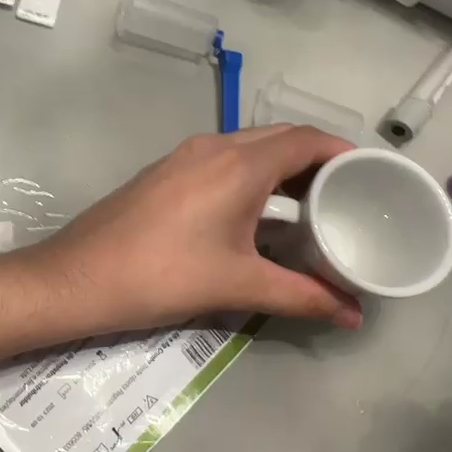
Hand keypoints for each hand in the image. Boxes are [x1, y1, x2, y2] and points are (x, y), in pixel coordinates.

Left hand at [22, 125, 361, 333]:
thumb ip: (302, 295)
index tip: (374, 176)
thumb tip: (353, 314)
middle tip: (348, 196)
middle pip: (279, 138)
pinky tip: (258, 213)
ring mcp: (182, 158)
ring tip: (311, 206)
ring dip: (282, 169)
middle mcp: (211, 147)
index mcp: (238, 164)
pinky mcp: (163, 175)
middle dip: (318, 161)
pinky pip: (222, 162)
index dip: (345, 153)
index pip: (307, 139)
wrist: (77, 277)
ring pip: (248, 149)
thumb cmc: (161, 276)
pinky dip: (251, 177)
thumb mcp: (237, 285)